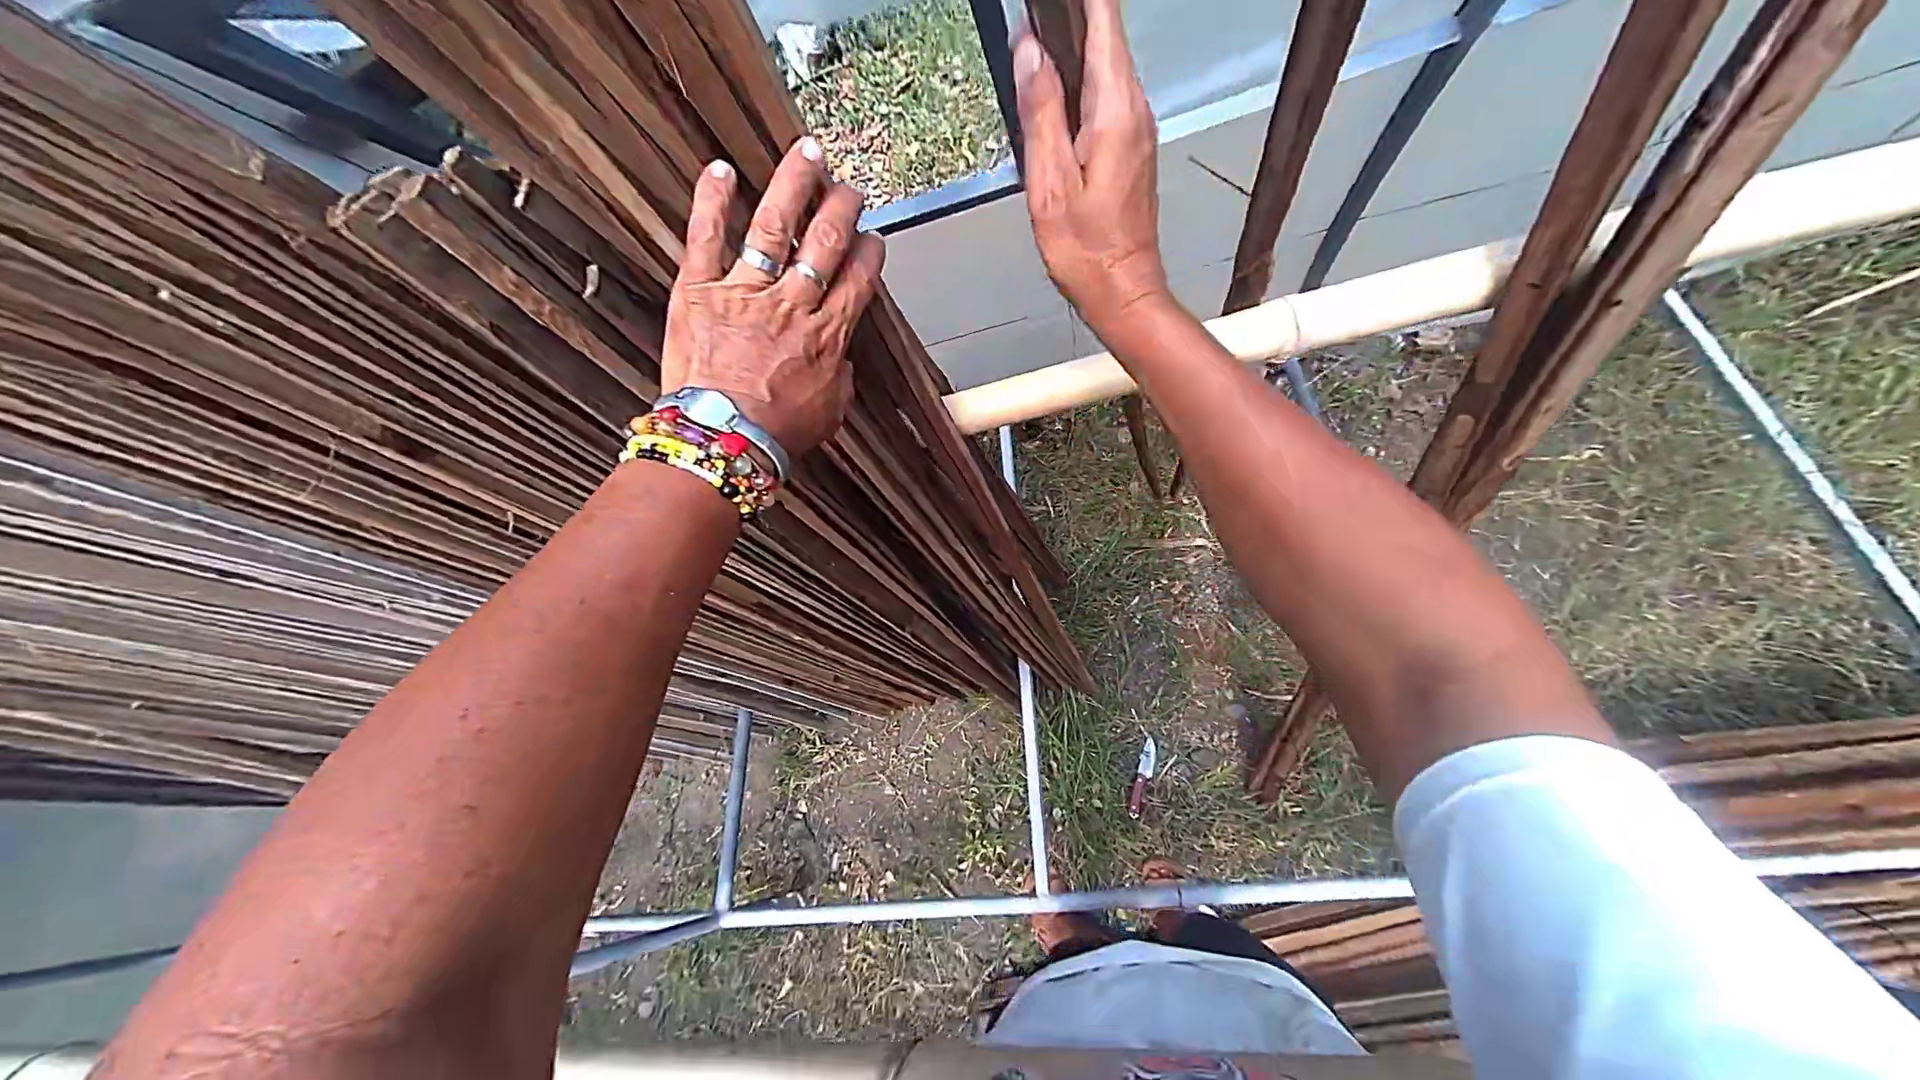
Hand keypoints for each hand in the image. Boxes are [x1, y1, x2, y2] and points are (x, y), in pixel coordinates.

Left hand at [662, 137, 886, 455]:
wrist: (724, 439)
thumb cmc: (776, 432)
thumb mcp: (830, 411)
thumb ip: (840, 377)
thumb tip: (839, 360)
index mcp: (826, 335)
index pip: (856, 280)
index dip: (868, 254)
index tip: (871, 240)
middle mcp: (792, 305)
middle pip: (826, 243)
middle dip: (843, 210)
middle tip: (850, 190)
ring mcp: (745, 293)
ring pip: (776, 227)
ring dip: (796, 187)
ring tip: (808, 155)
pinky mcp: (700, 291)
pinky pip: (707, 236)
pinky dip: (713, 201)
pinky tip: (721, 170)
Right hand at [1013, 0, 1167, 331]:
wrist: (1122, 289)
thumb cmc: (1087, 251)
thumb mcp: (1050, 183)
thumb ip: (1040, 111)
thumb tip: (1030, 50)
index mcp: (1115, 111)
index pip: (1102, 17)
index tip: (1043, 1)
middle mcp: (1135, 109)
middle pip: (1105, 34)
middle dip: (1067, 16)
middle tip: (1029, 17)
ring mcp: (1138, 128)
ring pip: (1105, 64)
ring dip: (1072, 48)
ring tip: (1033, 46)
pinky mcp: (1132, 147)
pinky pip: (1106, 96)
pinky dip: (1081, 82)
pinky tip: (1054, 93)